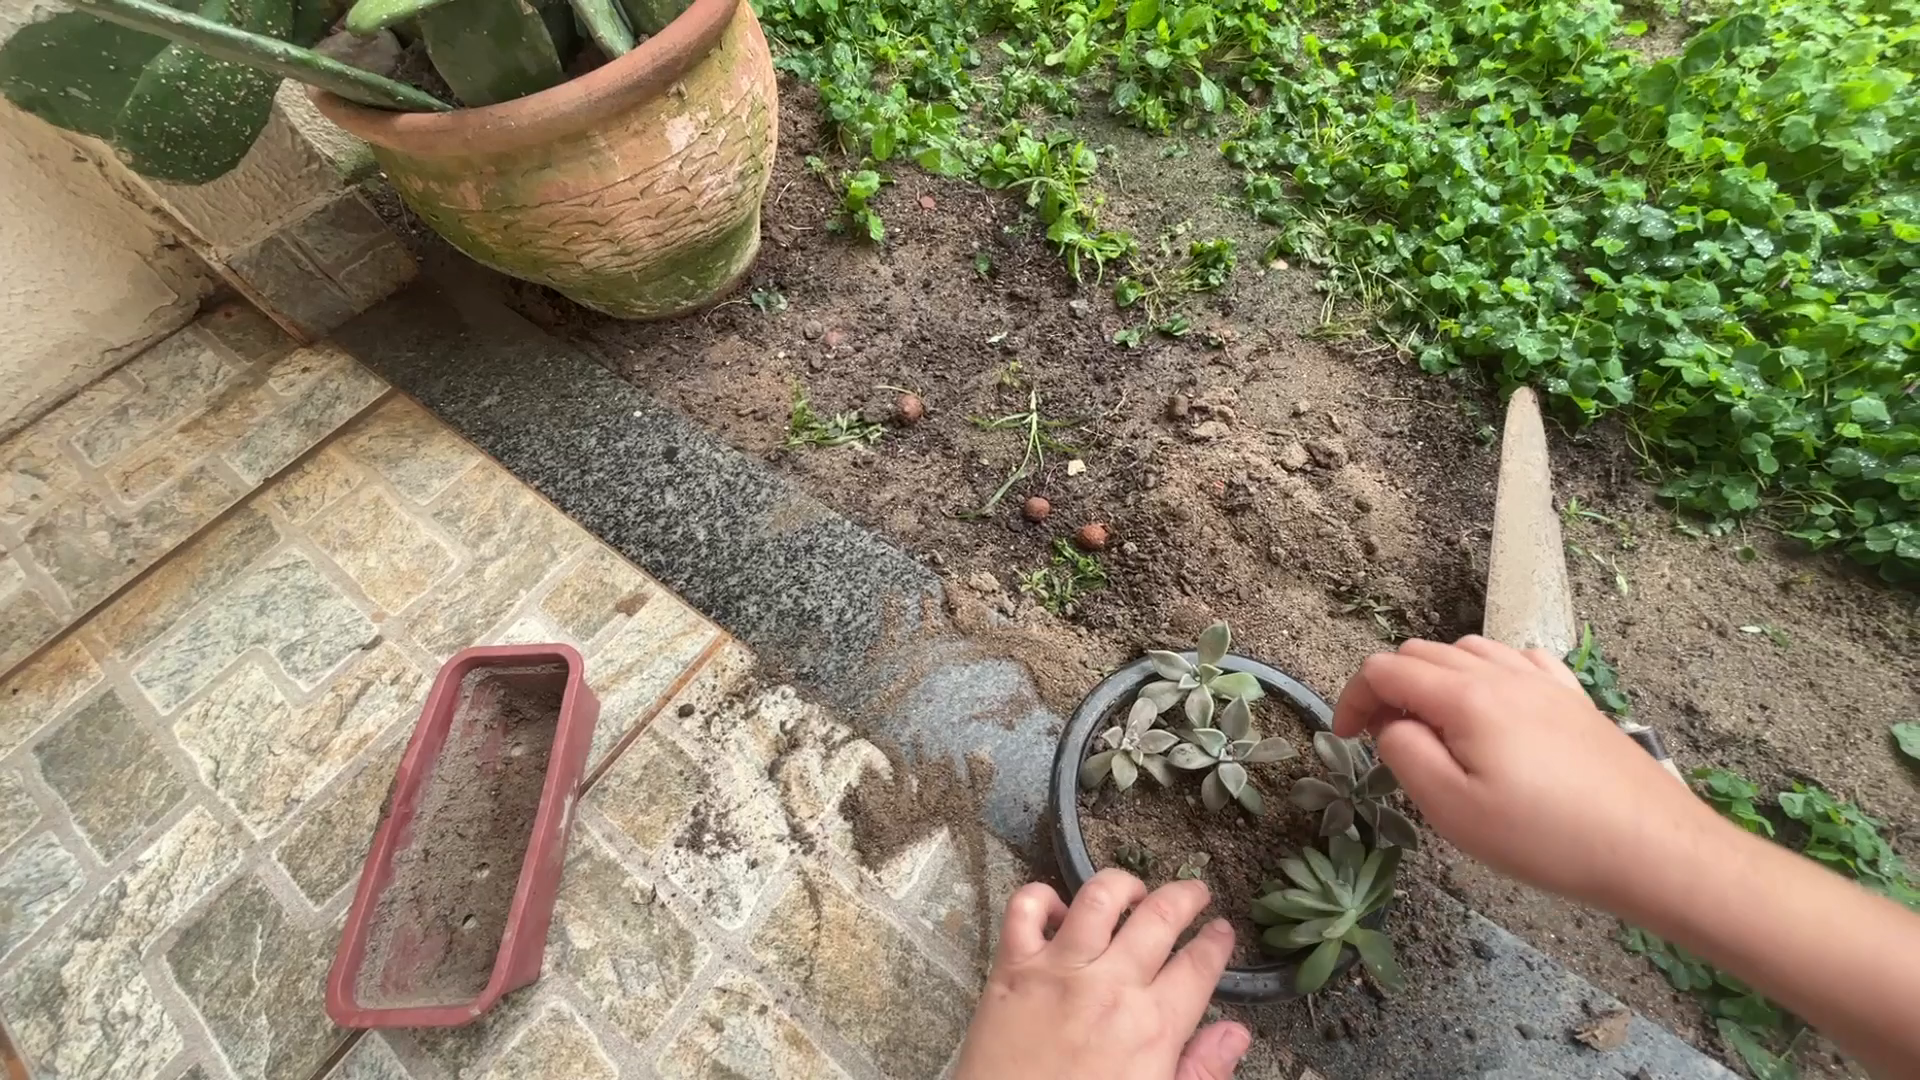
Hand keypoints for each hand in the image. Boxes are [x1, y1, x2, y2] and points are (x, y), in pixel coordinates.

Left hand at [953, 871, 1248, 1079]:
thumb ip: (1200, 1071)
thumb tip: (1237, 1033)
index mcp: (1152, 1028)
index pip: (1197, 968)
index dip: (1216, 943)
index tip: (1224, 926)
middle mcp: (1109, 985)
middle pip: (1158, 918)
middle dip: (1184, 896)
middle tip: (1195, 889)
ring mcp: (1059, 969)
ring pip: (1098, 898)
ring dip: (1122, 884)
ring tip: (1133, 889)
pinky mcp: (1014, 965)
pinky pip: (1026, 907)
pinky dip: (1042, 894)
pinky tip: (1058, 909)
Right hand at [1331, 635, 1719, 909]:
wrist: (1664, 857)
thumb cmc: (1547, 838)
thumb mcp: (1451, 807)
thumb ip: (1402, 752)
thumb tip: (1390, 724)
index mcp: (1464, 697)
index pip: (1382, 670)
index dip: (1352, 699)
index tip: (1347, 738)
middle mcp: (1500, 674)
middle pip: (1417, 653)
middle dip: (1387, 688)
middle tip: (1388, 738)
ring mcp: (1542, 682)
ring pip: (1463, 649)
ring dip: (1431, 677)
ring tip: (1436, 724)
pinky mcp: (1574, 698)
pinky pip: (1514, 658)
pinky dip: (1484, 671)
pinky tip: (1492, 706)